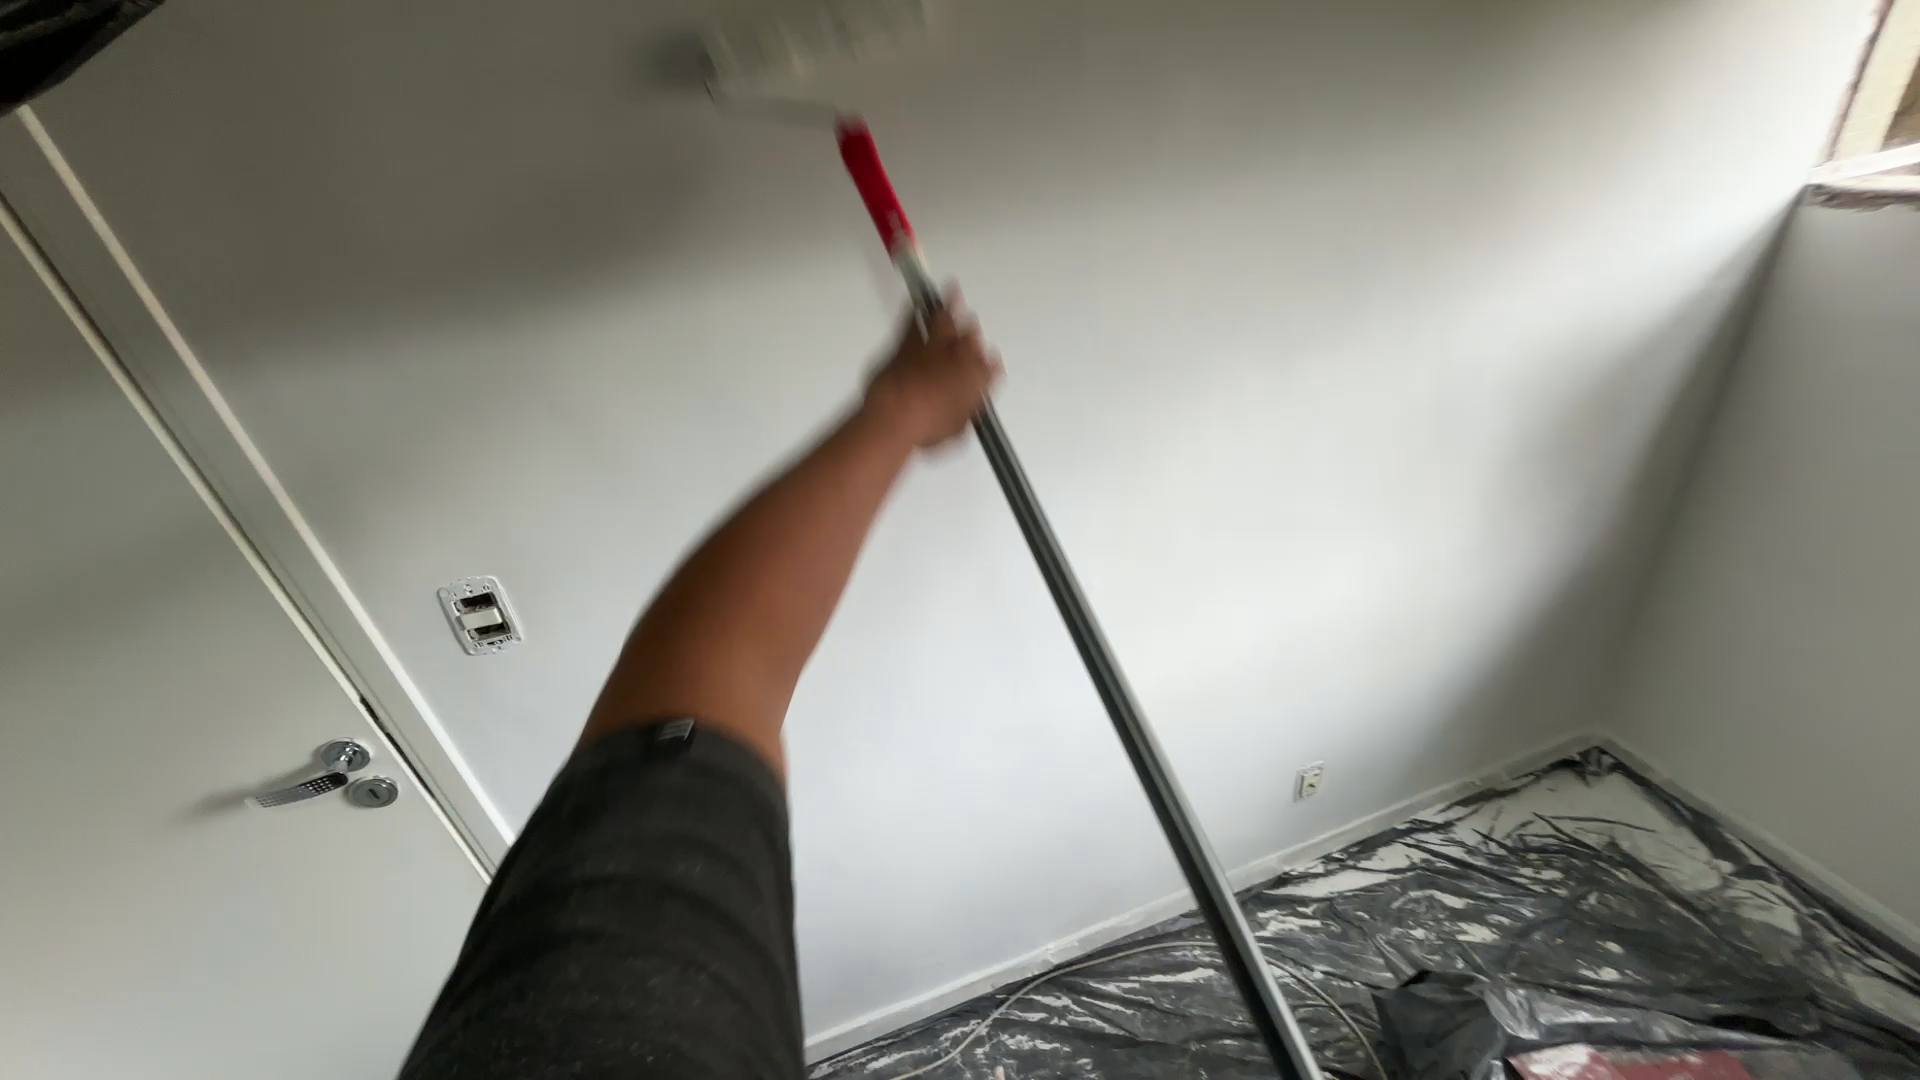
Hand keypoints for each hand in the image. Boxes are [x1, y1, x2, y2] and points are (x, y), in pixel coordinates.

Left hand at [862, 287, 1002, 449]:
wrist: (894, 418)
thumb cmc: (924, 430)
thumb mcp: (954, 433)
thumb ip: (967, 417)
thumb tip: (972, 414)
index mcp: (972, 383)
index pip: (989, 369)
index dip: (991, 365)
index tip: (991, 362)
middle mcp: (955, 361)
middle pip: (970, 341)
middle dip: (972, 333)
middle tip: (972, 325)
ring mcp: (931, 349)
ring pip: (946, 323)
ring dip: (951, 308)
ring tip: (953, 292)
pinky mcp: (907, 345)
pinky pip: (914, 321)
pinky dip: (916, 309)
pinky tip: (918, 300)